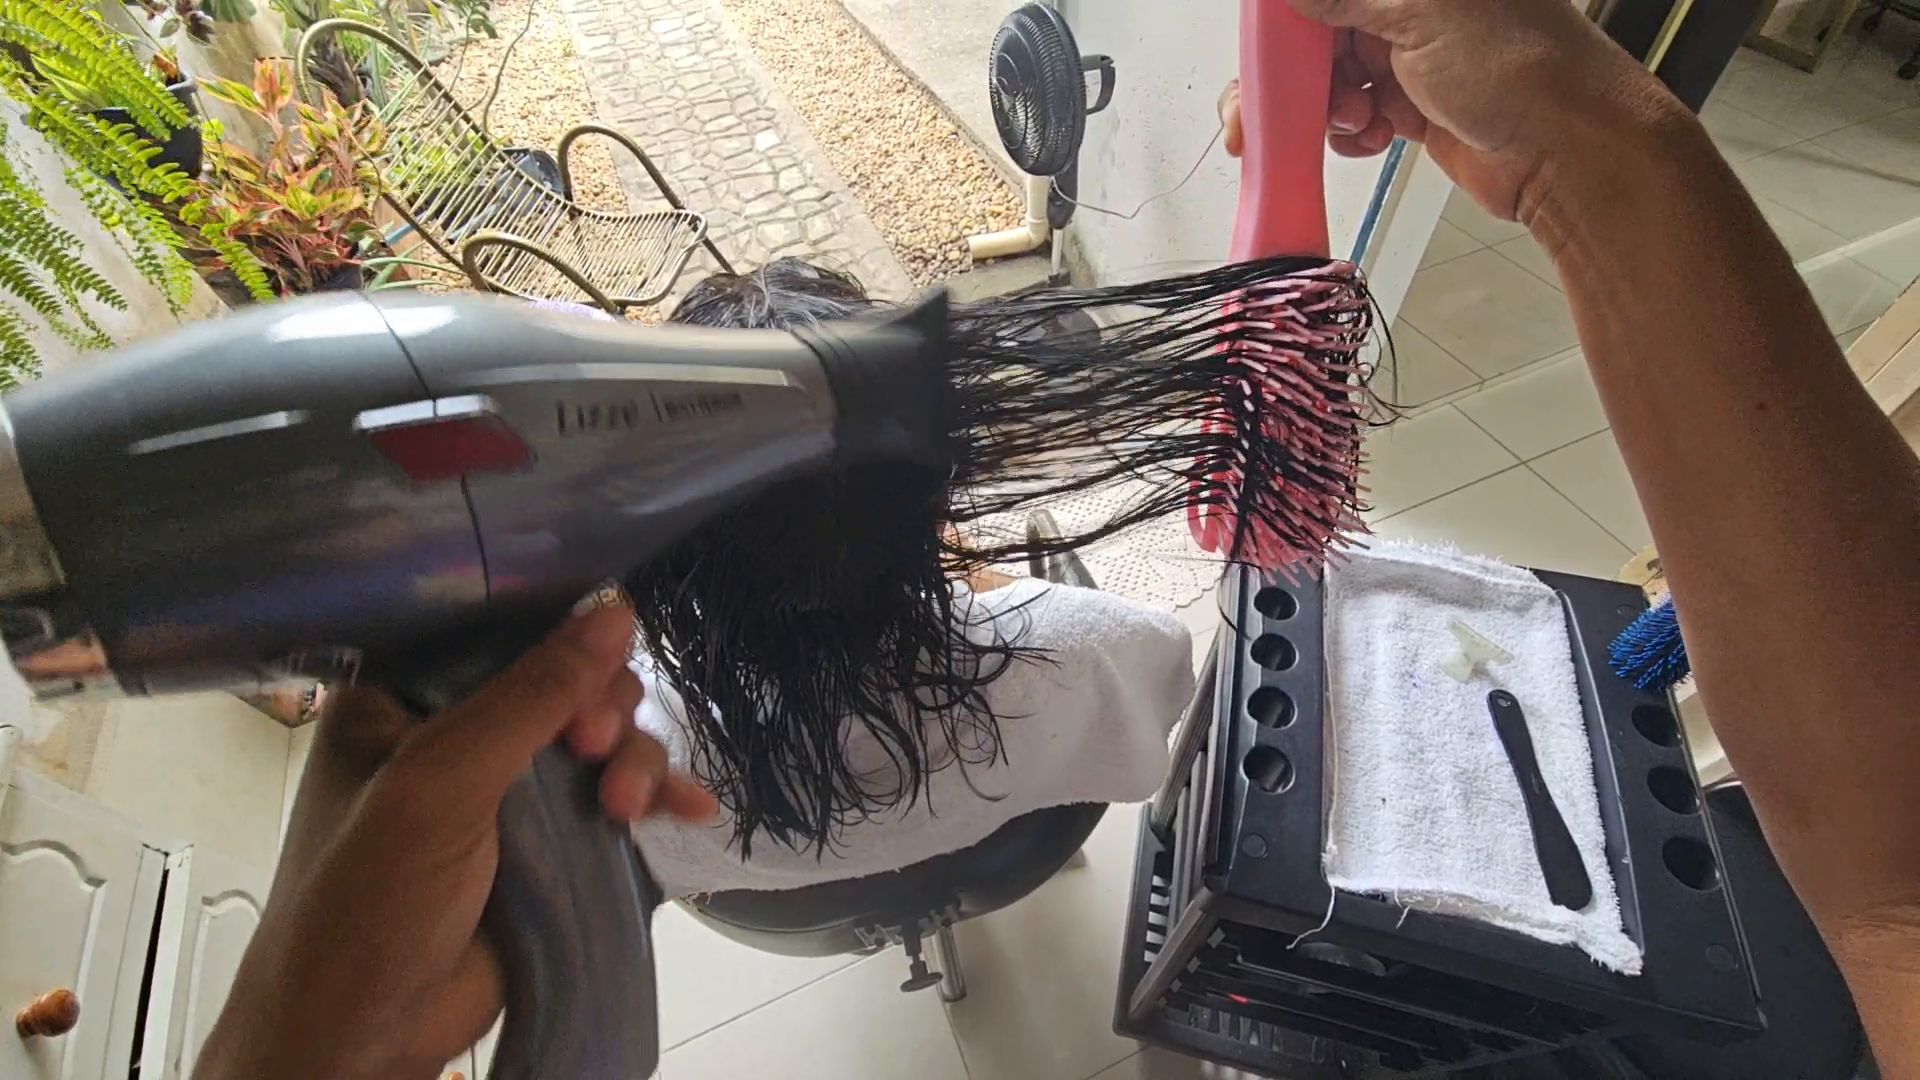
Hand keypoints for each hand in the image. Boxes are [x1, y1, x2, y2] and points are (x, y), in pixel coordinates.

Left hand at [195, 604, 717, 1079]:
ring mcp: (521, 782)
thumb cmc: (369, 903)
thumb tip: (618, 607)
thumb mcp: (443, 782)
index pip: (508, 631)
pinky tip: (691, 810)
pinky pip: (628, 788)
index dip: (562, 643)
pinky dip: (662, 796)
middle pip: (576, 680)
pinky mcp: (561, 830)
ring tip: (624, 811)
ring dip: (636, 763)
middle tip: (593, 753)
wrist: (365, 1048)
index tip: (586, 680)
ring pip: (612, 733)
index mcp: (413, 698)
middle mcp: (472, 729)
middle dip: (603, 714)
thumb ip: (534, 694)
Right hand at [1220, 0, 1664, 222]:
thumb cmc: (1518, 70)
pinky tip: (1373, 138)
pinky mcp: (1405, 105)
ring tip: (1356, 122)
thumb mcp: (1424, 15)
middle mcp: (1410, 8)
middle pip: (1321, 39)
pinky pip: (1351, 119)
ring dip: (1328, 112)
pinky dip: (1351, 135)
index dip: (1290, 24)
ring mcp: (1407, 58)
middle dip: (1301, 79)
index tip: (1267, 56)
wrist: (1557, 147)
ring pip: (1330, 83)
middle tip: (1286, 109)